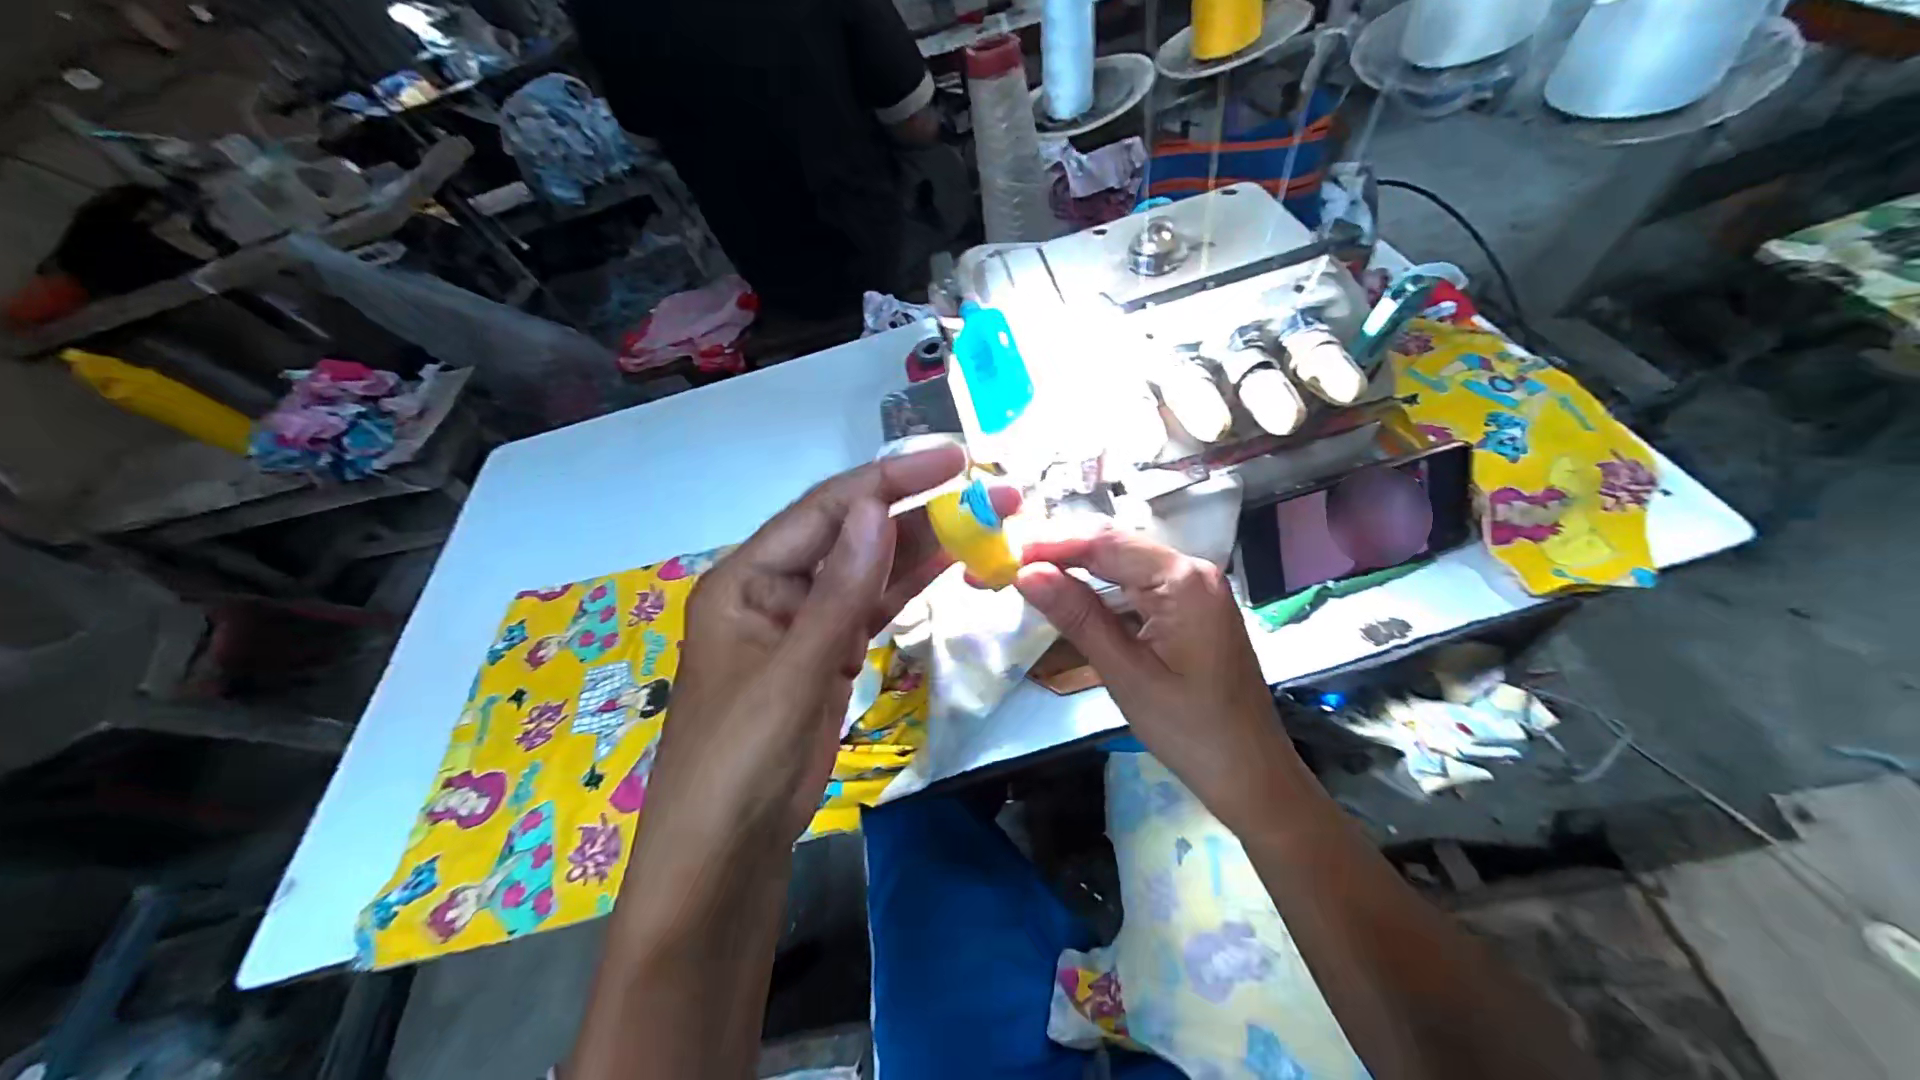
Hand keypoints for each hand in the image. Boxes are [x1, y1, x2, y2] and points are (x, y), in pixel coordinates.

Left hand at [644, 445, 968, 848]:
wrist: (725, 855)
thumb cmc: (740, 763)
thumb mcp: (794, 675)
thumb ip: (839, 591)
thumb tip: (877, 509)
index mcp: (746, 578)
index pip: (826, 511)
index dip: (890, 481)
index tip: (953, 461)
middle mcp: (774, 588)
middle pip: (854, 534)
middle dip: (920, 509)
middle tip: (991, 490)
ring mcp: (804, 623)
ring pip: (870, 570)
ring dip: (924, 546)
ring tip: (988, 521)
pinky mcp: (828, 655)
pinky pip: (872, 609)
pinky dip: (910, 588)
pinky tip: (952, 564)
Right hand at [1016, 530, 1305, 829]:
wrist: (1251, 772)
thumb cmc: (1189, 729)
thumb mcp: (1125, 673)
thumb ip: (1077, 616)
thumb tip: (1027, 574)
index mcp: (1183, 581)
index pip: (1106, 544)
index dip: (1053, 546)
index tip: (1009, 556)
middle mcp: (1194, 571)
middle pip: (1116, 546)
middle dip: (1063, 554)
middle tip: (1013, 566)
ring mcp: (1196, 589)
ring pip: (1126, 564)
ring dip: (1080, 570)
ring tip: (1033, 579)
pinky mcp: (1193, 608)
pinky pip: (1140, 585)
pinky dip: (1104, 590)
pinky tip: (1075, 599)